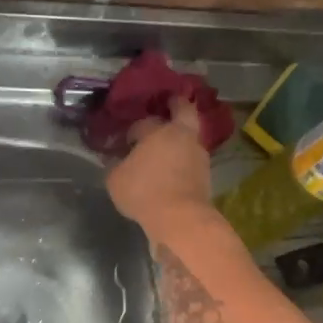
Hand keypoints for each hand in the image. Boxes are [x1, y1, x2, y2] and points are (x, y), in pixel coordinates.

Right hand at [107, 97, 211, 230]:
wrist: (179, 217)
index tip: (126, 140)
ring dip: (179, 140)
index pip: (144, 122)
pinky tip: (172, 170)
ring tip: (166, 150)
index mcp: (158, 131)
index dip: (133, 130)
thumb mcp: (115, 179)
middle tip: (170, 105)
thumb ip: (115, 165)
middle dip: (177, 106)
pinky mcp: (206, 174)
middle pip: (184, 111)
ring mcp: (198, 154)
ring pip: (189, 138)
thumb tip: (116, 160)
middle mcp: (182, 136)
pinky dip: (183, 160)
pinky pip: (191, 160)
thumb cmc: (143, 191)